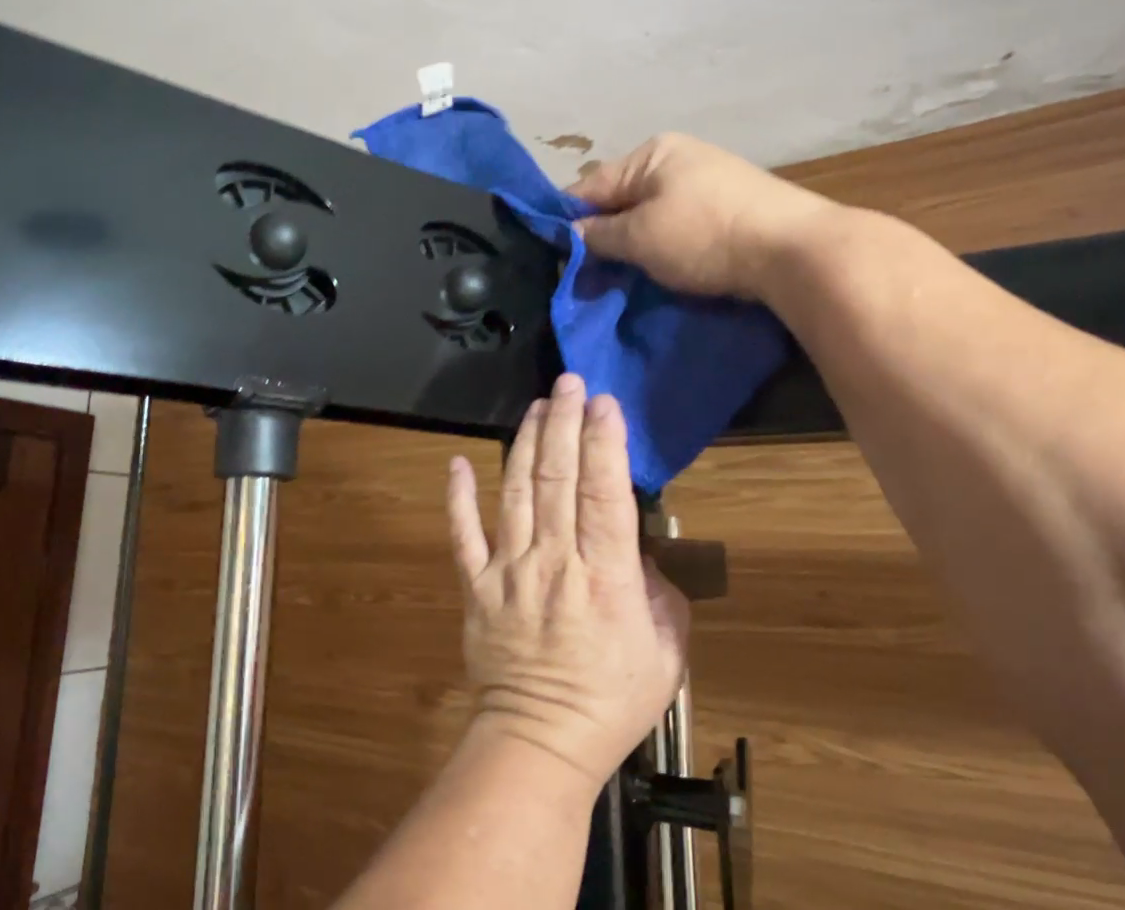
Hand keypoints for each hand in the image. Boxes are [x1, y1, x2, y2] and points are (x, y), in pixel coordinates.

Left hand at [446, 373, 690, 786]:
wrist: (539, 741)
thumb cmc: (611, 700)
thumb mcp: (666, 652)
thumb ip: (660, 593)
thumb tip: (640, 552)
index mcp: (605, 577)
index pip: (604, 493)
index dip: (603, 442)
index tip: (603, 402)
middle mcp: (553, 562)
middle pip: (556, 479)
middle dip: (563, 424)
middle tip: (567, 382)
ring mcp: (508, 571)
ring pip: (515, 494)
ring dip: (524, 444)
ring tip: (534, 407)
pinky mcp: (476, 586)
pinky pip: (463, 535)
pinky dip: (459, 497)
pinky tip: (458, 463)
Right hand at [568, 132, 843, 301]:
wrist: (793, 250)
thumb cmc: (704, 235)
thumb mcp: (639, 237)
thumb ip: (597, 235)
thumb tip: (569, 235)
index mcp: (651, 154)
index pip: (589, 186)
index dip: (567, 222)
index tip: (552, 258)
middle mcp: (679, 158)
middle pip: (621, 200)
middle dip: (602, 236)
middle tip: (586, 277)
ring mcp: (709, 181)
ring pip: (650, 216)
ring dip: (634, 245)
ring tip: (621, 279)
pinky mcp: (731, 208)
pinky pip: (679, 226)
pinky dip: (665, 247)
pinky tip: (662, 271)